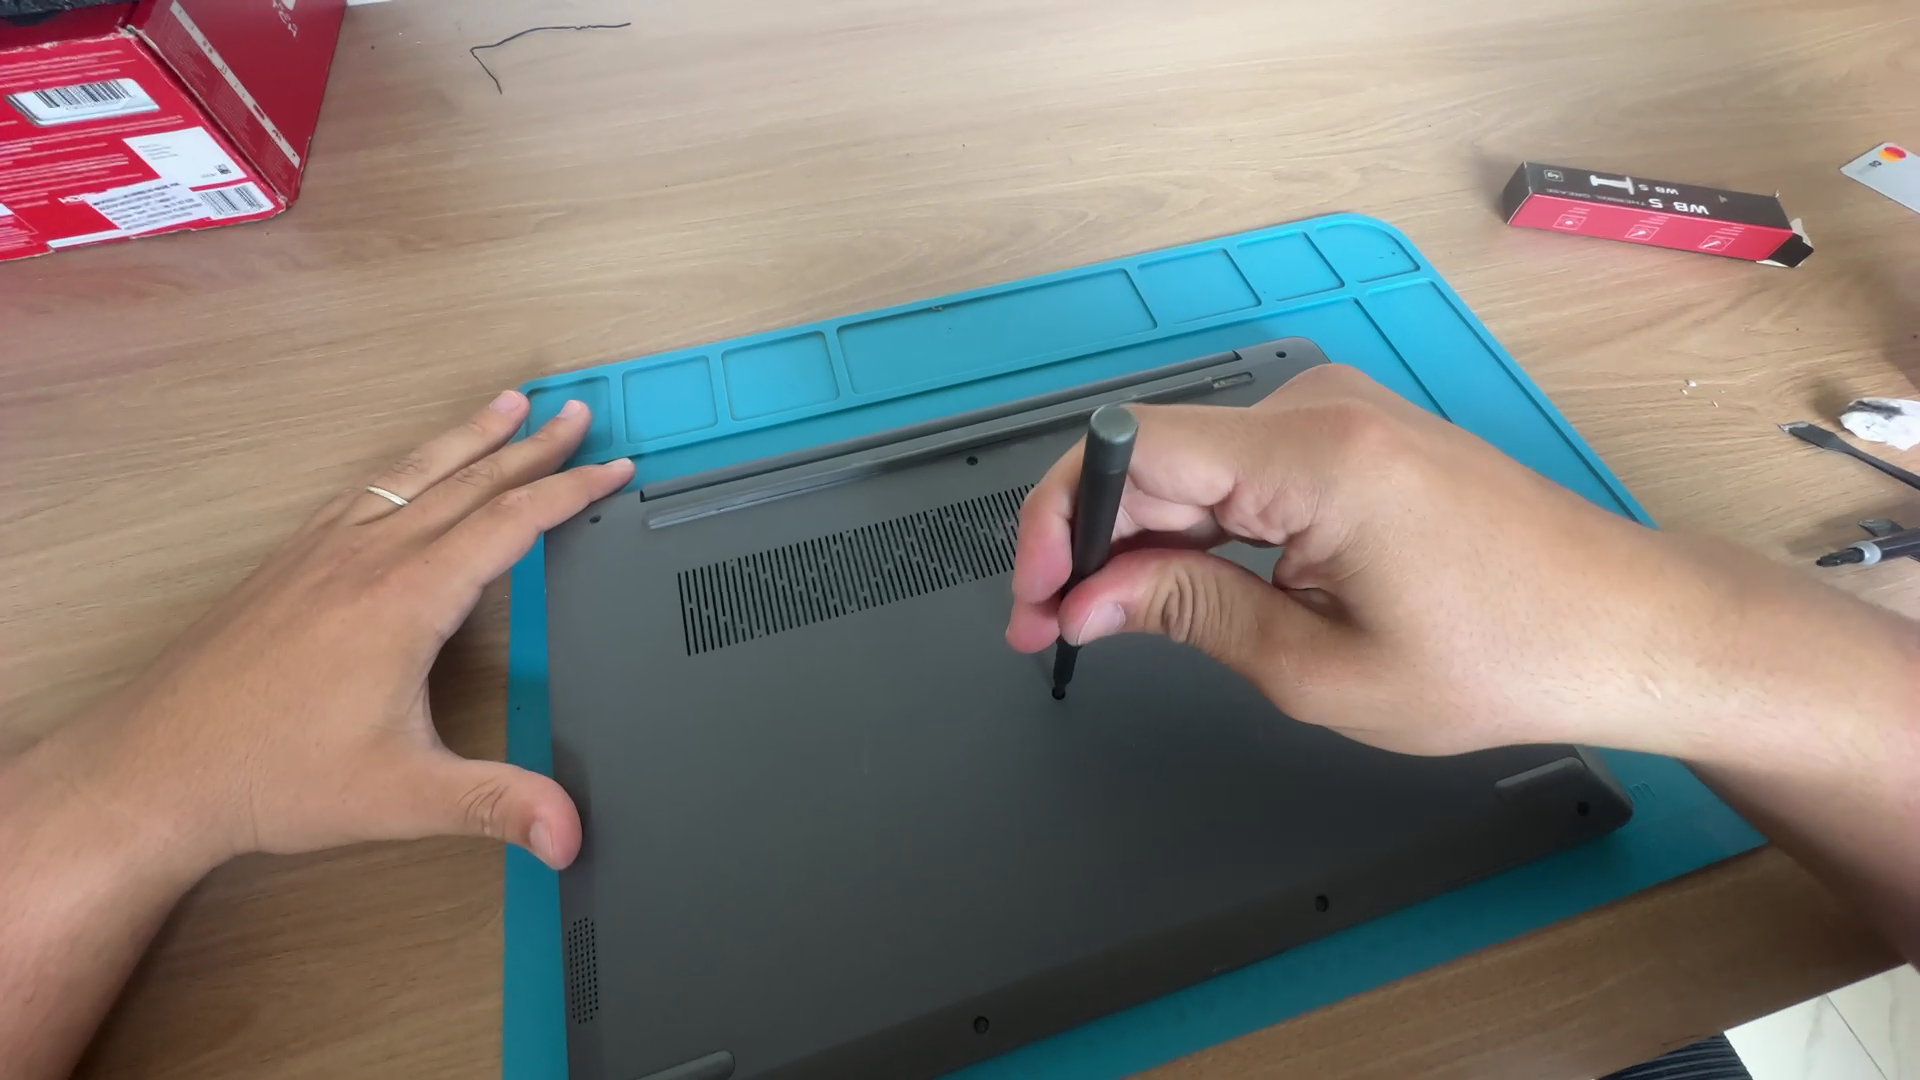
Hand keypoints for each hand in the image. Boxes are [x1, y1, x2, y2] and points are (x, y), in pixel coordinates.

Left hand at [37, 390, 631, 873]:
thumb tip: (571, 834)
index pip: (512, 521)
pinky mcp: (294, 560)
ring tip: (509, 403)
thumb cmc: (271, 778)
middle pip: (472, 479)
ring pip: (416, 470)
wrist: (136, 779)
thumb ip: (498, 805)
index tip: (614, 468)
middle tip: (577, 414)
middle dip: (535, 445)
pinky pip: (369, 487)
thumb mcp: (403, 797)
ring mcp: (326, 551)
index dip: (572, 490)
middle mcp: (370, 556)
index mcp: (409, 597)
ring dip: (472, 434)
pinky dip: (413, 461)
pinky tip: (418, 461)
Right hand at [1006, 364, 1917, 760]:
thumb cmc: (1497, 659)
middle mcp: (1311, 409)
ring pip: (1181, 472)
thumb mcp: (1316, 666)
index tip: (1035, 594)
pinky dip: (1182, 532)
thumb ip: (1185, 613)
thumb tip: (1084, 603)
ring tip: (1097, 617)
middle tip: (1050, 625)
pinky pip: (1226, 477)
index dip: (1060, 516)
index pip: (1132, 451)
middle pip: (1148, 461)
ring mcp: (1326, 417)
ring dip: (1129, 543)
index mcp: (1311, 455)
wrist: (1635, 629)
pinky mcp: (1336, 439)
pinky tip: (1162, 584)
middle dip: (1084, 544)